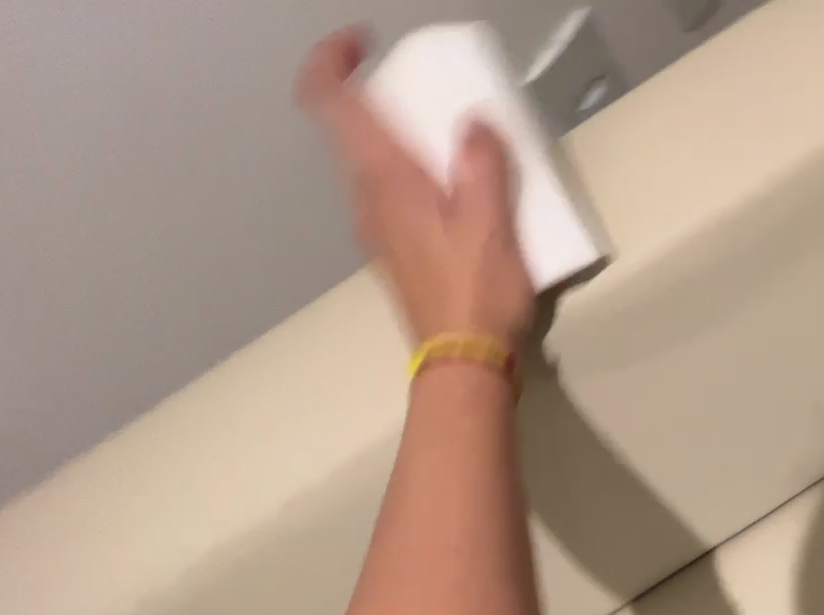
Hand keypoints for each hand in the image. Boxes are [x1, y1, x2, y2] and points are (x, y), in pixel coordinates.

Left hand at [297, 27, 534, 347]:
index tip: (366, 43)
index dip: (334, 58)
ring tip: (455, 153)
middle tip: (432, 101)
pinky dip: (415, 181)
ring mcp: (377, 231)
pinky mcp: (396, 256)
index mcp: (387, 180)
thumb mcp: (492, 226)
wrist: (463, 362)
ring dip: (403, 146)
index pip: (330, 99)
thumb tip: (473, 124)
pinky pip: (393, 199)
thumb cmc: (477, 293)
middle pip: (351, 130)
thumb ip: (483, 167)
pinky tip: (457, 203)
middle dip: (382, 102)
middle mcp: (369, 199)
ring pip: (373, 167)